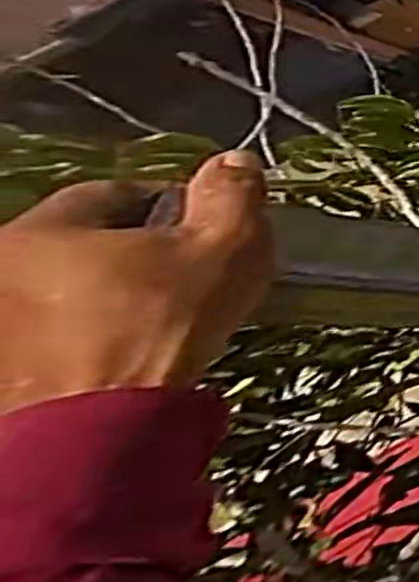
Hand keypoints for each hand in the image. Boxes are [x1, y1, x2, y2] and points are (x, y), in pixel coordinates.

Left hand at [0, 151, 273, 414]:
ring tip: (158, 309)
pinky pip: (46, 324)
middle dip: (134, 246)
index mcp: (35, 233)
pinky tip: (123, 340)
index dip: (172, 204)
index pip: (112, 193)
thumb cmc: (168, 316)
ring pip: (61, 282)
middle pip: (79, 239)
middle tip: (188, 269)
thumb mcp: (229, 242)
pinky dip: (83, 324)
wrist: (105, 420)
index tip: (208, 230)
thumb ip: (232, 194)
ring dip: (106, 286)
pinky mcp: (1, 362)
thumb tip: (230, 161)